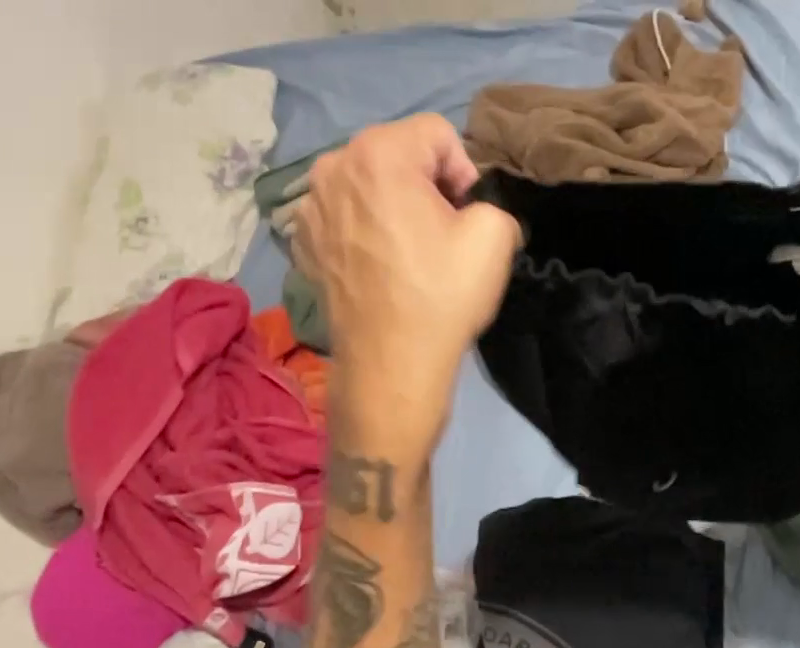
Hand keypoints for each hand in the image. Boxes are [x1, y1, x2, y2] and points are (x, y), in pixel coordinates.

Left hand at [291, 114, 520, 445]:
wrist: (391, 363)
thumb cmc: (442, 297)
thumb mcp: (496, 237)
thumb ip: (493, 202)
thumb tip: (474, 212)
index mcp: (379, 153)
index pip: (438, 133)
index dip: (465, 172)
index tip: (467, 217)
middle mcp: (333, 166)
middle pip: (398, 153)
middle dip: (427, 185)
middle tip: (443, 237)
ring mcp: (310, 205)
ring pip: (369, 184)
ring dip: (395, 207)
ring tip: (411, 254)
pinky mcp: (304, 240)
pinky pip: (346, 216)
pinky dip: (366, 231)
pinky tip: (383, 269)